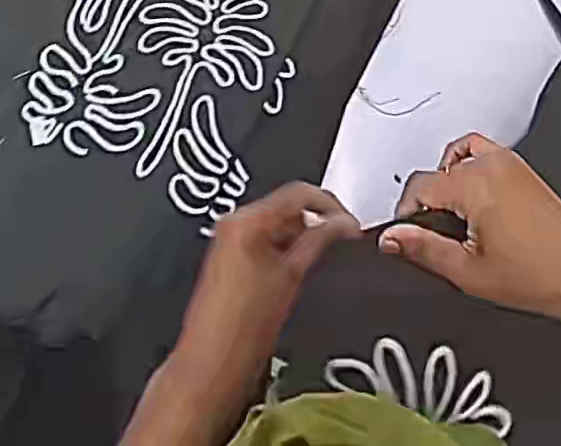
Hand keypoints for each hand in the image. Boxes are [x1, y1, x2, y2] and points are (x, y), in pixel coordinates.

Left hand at [123, 183, 359, 445]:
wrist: (211, 368)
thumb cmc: (242, 332)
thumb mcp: (293, 276)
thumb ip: (321, 240)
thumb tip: (343, 224)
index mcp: (247, 220)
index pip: (298, 193)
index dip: (330, 206)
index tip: (349, 223)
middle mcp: (234, 222)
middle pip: (287, 206)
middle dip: (315, 222)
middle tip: (338, 241)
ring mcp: (229, 237)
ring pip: (277, 222)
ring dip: (300, 237)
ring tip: (315, 262)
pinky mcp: (228, 253)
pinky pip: (264, 237)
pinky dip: (283, 248)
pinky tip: (293, 272)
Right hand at [381, 133, 560, 347]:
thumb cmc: (540, 276)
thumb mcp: (468, 272)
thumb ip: (423, 249)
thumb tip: (393, 238)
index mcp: (474, 184)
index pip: (419, 186)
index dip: (407, 213)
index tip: (407, 233)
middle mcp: (489, 164)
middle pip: (435, 172)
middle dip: (429, 202)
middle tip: (438, 235)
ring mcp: (507, 161)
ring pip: (455, 158)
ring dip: (446, 182)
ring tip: (455, 217)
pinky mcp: (519, 165)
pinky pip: (479, 150)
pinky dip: (468, 164)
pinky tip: (473, 194)